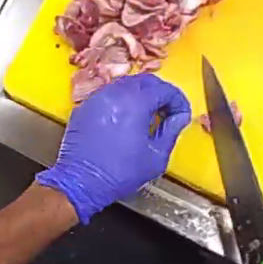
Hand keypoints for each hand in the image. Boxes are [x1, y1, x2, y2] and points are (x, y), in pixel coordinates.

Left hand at [36, 73, 191, 223]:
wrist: (81, 182)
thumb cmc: (119, 174)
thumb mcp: (155, 157)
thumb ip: (171, 132)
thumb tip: (179, 118)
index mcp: (136, 103)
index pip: (165, 90)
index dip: (179, 101)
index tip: (181, 114)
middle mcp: (115, 93)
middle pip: (145, 81)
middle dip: (160, 94)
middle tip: (166, 112)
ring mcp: (96, 98)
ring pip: (124, 85)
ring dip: (139, 96)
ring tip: (146, 116)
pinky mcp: (83, 108)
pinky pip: (107, 96)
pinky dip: (120, 101)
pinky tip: (124, 120)